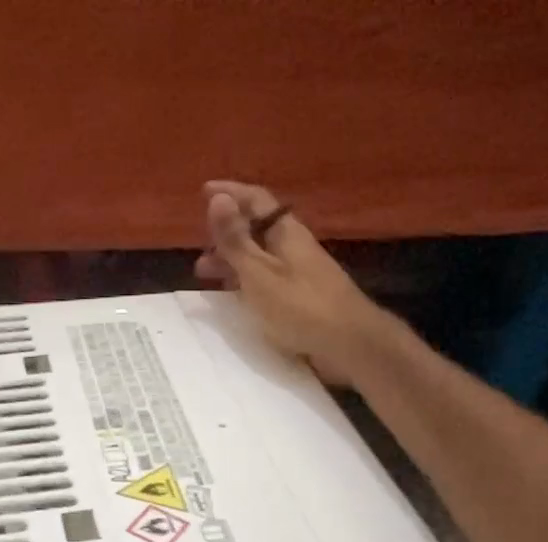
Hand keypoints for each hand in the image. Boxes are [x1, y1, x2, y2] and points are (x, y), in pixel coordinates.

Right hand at [193, 180, 399, 386]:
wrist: (348, 344)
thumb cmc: (300, 306)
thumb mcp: (260, 273)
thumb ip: (236, 240)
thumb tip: (217, 198)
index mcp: (286, 233)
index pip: (256, 200)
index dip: (230, 193)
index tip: (204, 191)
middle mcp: (293, 247)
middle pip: (257, 230)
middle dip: (226, 234)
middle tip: (199, 249)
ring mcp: (299, 274)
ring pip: (259, 257)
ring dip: (232, 261)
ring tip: (207, 276)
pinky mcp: (301, 299)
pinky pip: (266, 281)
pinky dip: (245, 282)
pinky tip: (235, 297)